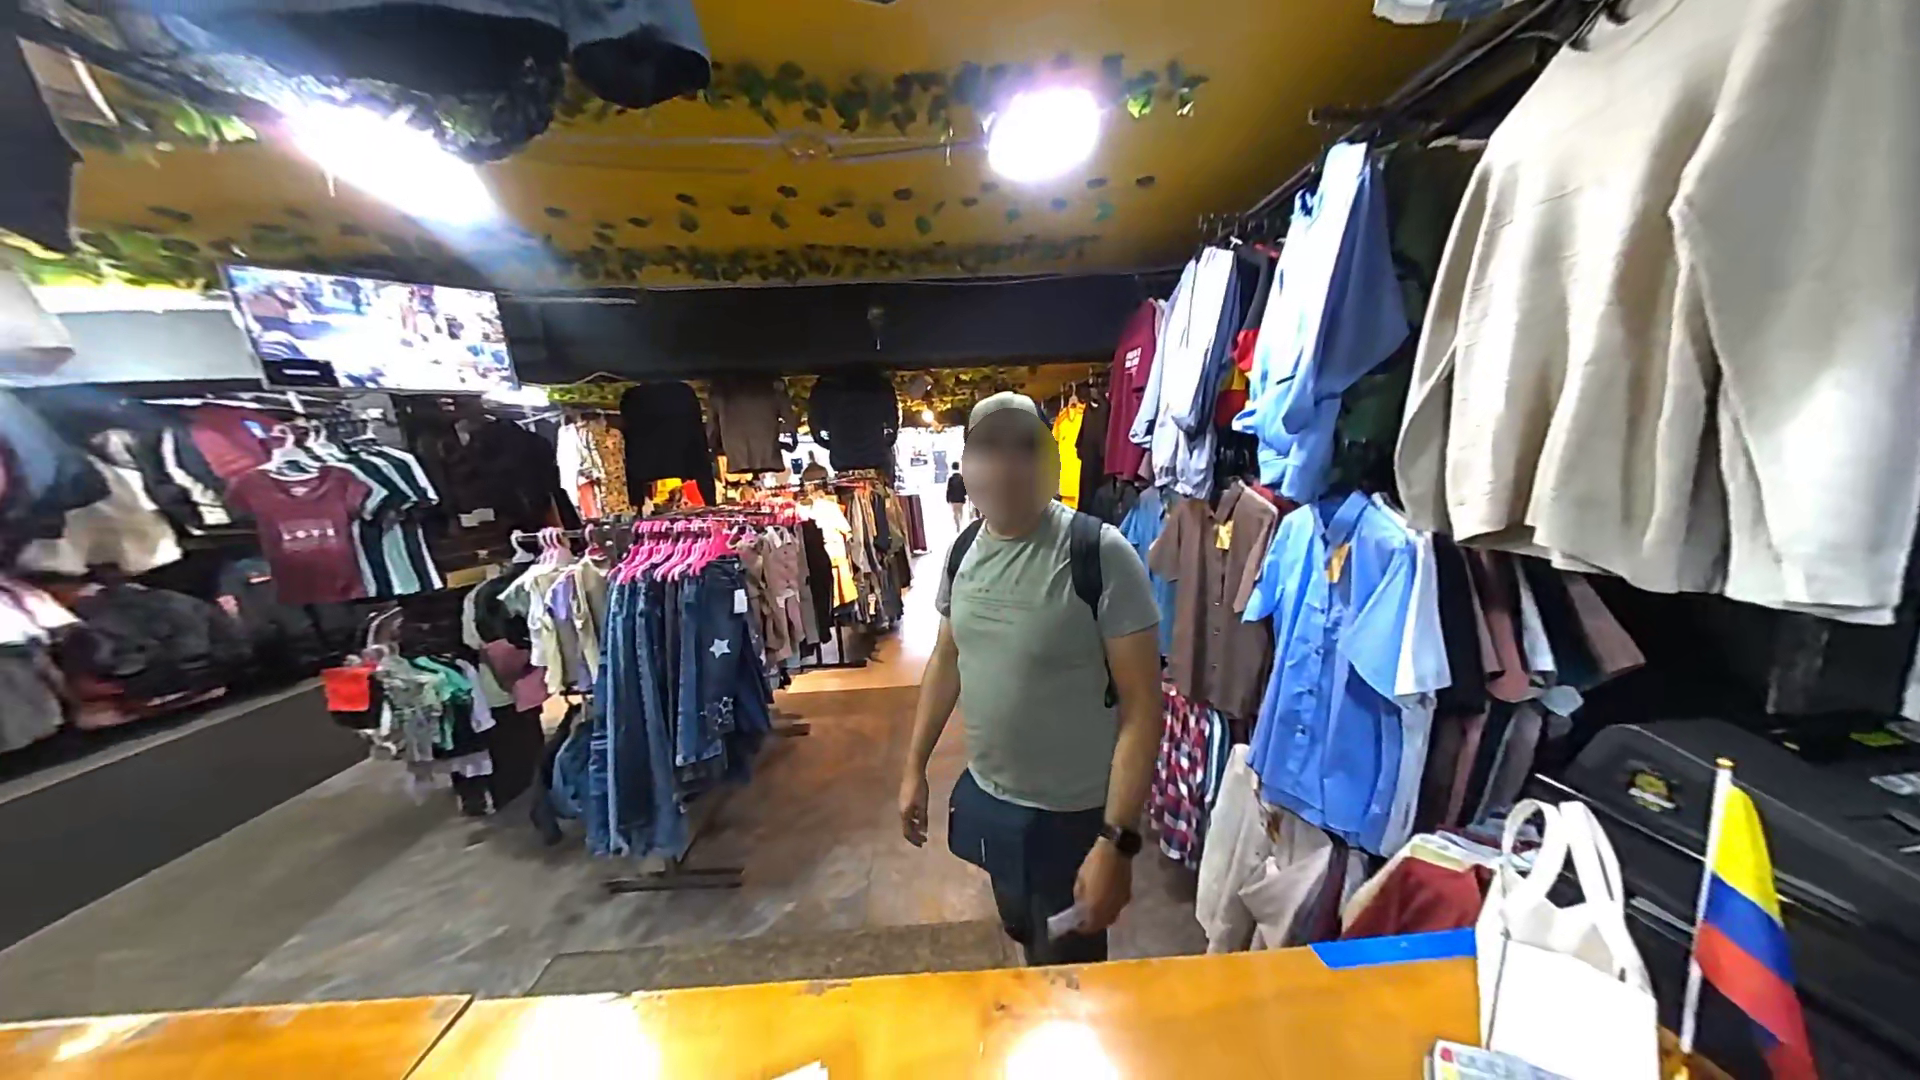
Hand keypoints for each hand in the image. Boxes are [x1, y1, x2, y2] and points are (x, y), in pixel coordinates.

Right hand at [899, 772, 929, 846]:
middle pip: (906, 827)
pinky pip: (908, 813)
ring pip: (907, 820)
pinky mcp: (904, 799)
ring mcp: (902, 804)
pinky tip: (920, 818)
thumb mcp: (923, 805)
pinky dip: (914, 819)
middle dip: (914, 835)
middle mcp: (901, 810)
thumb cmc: (919, 788)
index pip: (908, 832)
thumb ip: (923, 819)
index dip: (914, 839)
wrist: (913, 771)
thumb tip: (923, 832)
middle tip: (923, 839)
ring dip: (914, 827)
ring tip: (923, 830)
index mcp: (904, 813)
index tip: (922, 844)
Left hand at [1073, 838, 1132, 932]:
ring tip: (1093, 908)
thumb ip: (1080, 896)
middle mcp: (1110, 912)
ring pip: (1110, 917)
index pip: (1089, 927)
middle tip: (1084, 917)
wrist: (1116, 851)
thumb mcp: (1081, 879)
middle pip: (1101, 924)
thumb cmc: (1094, 864)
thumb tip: (1080, 906)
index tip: (1076, 925)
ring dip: (1102, 916)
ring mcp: (1121, 905)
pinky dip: (1110, 908)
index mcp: (1097, 908)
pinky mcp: (1127, 897)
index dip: (1082, 927)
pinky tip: (1104, 899)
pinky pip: (1116, 908)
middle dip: (1092, 923)